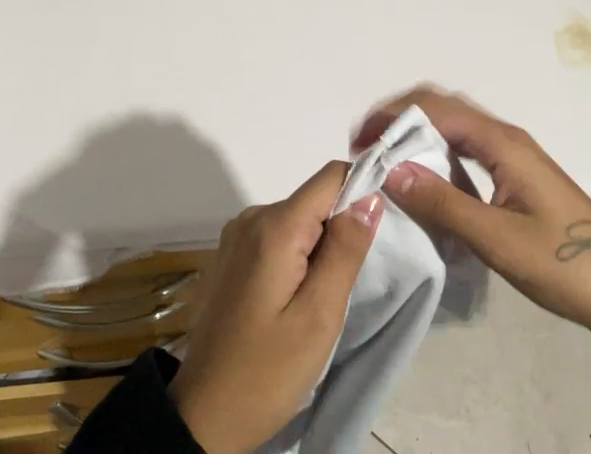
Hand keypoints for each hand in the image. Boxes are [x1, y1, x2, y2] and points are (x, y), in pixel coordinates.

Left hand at [168, 161, 383, 453]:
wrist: (205, 413)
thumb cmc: (268, 370)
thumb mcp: (319, 315)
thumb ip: (346, 250)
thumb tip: (371, 197)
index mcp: (273, 226)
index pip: (330, 177)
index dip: (363, 188)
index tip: (385, 228)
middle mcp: (252, 218)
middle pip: (315, 199)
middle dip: (342, 229)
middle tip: (349, 283)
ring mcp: (238, 236)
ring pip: (299, 220)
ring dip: (321, 248)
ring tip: (326, 298)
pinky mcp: (233, 257)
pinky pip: (279, 239)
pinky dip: (300, 258)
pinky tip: (299, 300)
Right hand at [354, 85, 590, 417]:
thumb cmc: (565, 267)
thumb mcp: (497, 240)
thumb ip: (441, 202)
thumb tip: (388, 169)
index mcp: (503, 143)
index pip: (434, 108)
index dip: (391, 118)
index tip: (358, 144)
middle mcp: (506, 138)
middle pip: (442, 106)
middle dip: (398, 118)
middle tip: (363, 147)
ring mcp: (514, 156)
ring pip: (454, 127)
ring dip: (415, 134)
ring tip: (383, 161)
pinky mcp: (516, 176)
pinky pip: (466, 150)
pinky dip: (435, 154)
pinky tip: (421, 181)